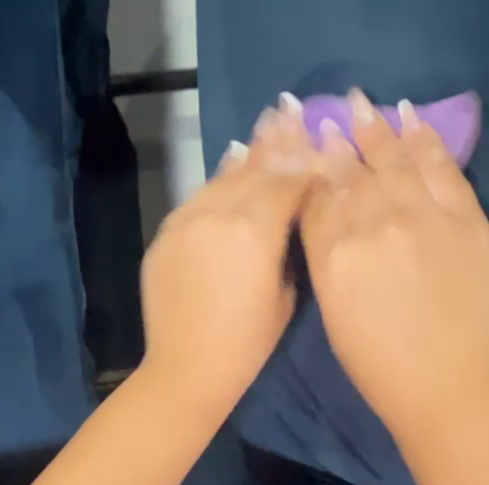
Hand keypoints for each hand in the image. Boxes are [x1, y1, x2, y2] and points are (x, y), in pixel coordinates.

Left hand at [139, 96, 318, 403]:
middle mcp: (219, 213)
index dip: (308, 163)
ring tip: (263, 130)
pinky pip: (195, 201)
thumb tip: (292, 215)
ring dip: (245, 157)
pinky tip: (227, 171)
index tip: (324, 144)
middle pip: (254, 168)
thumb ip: (288, 243)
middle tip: (293, 110)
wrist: (186, 370)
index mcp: (257, 228)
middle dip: (278, 142)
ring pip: (221, 179)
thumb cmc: (247, 345)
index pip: (288, 180)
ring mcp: (186, 222)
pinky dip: (215, 185)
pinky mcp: (164, 238)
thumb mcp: (285, 295)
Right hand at [300, 90, 488, 428]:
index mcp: (333, 256)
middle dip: (337, 142)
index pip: (318, 198)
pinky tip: (408, 118)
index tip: (304, 150)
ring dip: (375, 128)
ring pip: (392, 159)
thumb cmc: (374, 362)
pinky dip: (423, 137)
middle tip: (328, 117)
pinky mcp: (463, 215)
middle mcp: (373, 224)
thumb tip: (324, 219)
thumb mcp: (332, 312)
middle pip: (351, 172)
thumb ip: (325, 259)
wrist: (442, 381)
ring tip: (360, 104)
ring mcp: (422, 215)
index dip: (311, 170)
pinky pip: (439, 164)